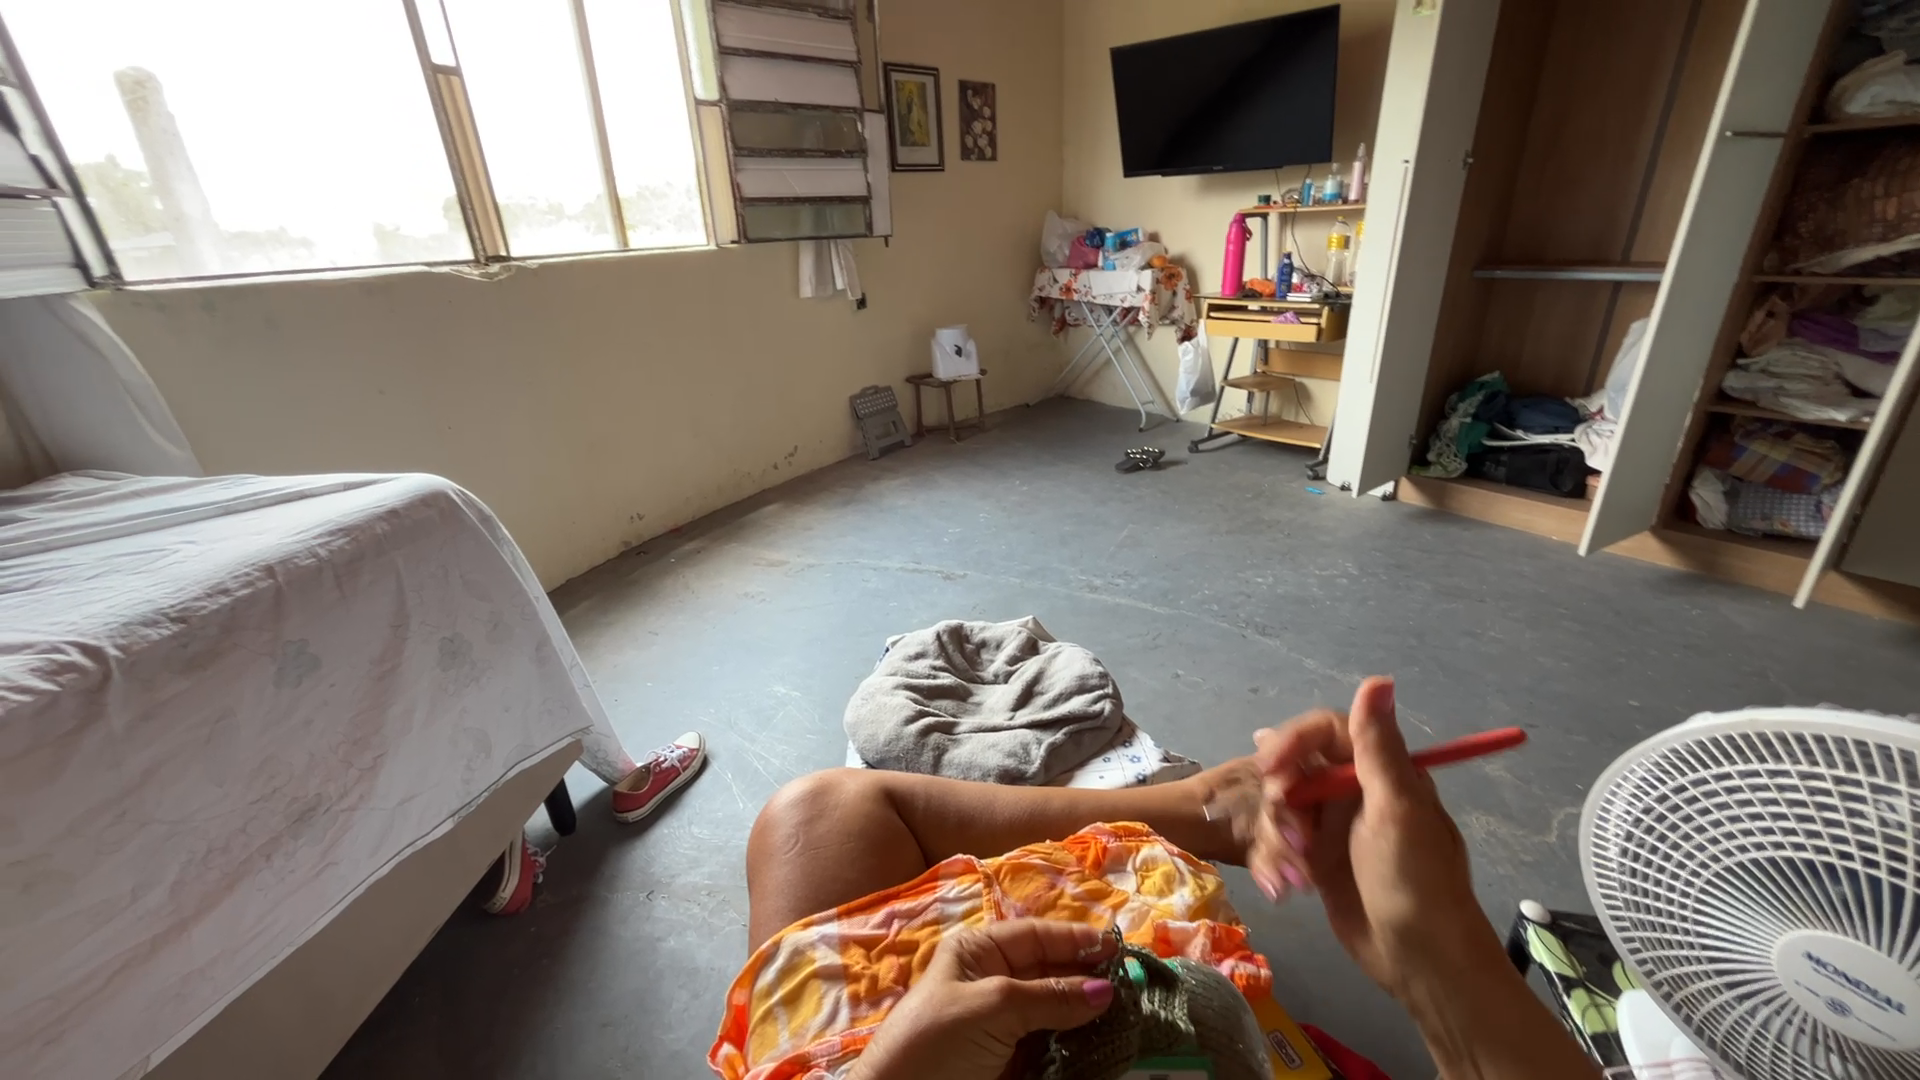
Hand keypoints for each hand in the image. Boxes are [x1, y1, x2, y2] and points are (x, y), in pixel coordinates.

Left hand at [847, 919, 1118, 1079]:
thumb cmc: (937, 1041)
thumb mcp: (991, 1007)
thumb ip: (1049, 996)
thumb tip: (1106, 989)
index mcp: (977, 953)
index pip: (1034, 936)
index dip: (1074, 939)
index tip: (1116, 948)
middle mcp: (991, 981)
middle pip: (1048, 971)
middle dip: (1086, 976)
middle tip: (1132, 985)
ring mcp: (1001, 1024)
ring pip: (1054, 1010)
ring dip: (1086, 1014)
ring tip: (1126, 1014)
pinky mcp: (1009, 1061)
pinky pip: (1050, 1044)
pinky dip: (1076, 1045)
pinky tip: (1102, 1044)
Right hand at [1251, 677, 1497, 998]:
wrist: (1420, 963)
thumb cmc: (1415, 882)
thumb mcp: (1397, 810)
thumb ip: (1378, 746)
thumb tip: (1379, 679)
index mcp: (1381, 771)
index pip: (1323, 730)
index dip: (1291, 742)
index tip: (1268, 767)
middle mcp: (1354, 789)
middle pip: (1293, 766)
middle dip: (1282, 799)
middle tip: (1288, 832)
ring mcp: (1333, 823)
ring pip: (1281, 805)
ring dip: (1279, 835)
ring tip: (1295, 871)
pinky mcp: (1318, 856)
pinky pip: (1280, 839)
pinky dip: (1276, 858)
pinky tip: (1284, 884)